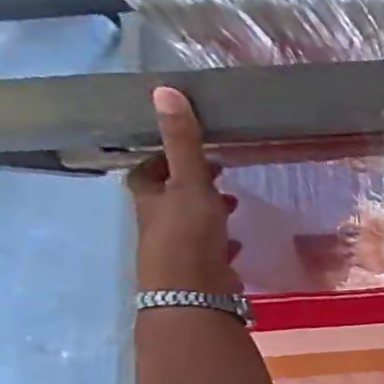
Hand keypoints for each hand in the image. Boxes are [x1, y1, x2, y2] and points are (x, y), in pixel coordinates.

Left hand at [128, 87, 242, 294]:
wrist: (193, 293)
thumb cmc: (187, 234)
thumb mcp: (188, 182)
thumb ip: (182, 141)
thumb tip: (164, 90)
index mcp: (150, 199)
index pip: (147, 172)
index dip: (162, 159)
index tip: (188, 150)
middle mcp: (159, 224)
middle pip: (168, 199)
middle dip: (190, 186)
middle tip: (217, 175)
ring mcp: (179, 251)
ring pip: (190, 226)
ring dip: (208, 214)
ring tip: (232, 204)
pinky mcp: (201, 272)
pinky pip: (210, 252)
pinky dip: (222, 244)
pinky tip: (237, 242)